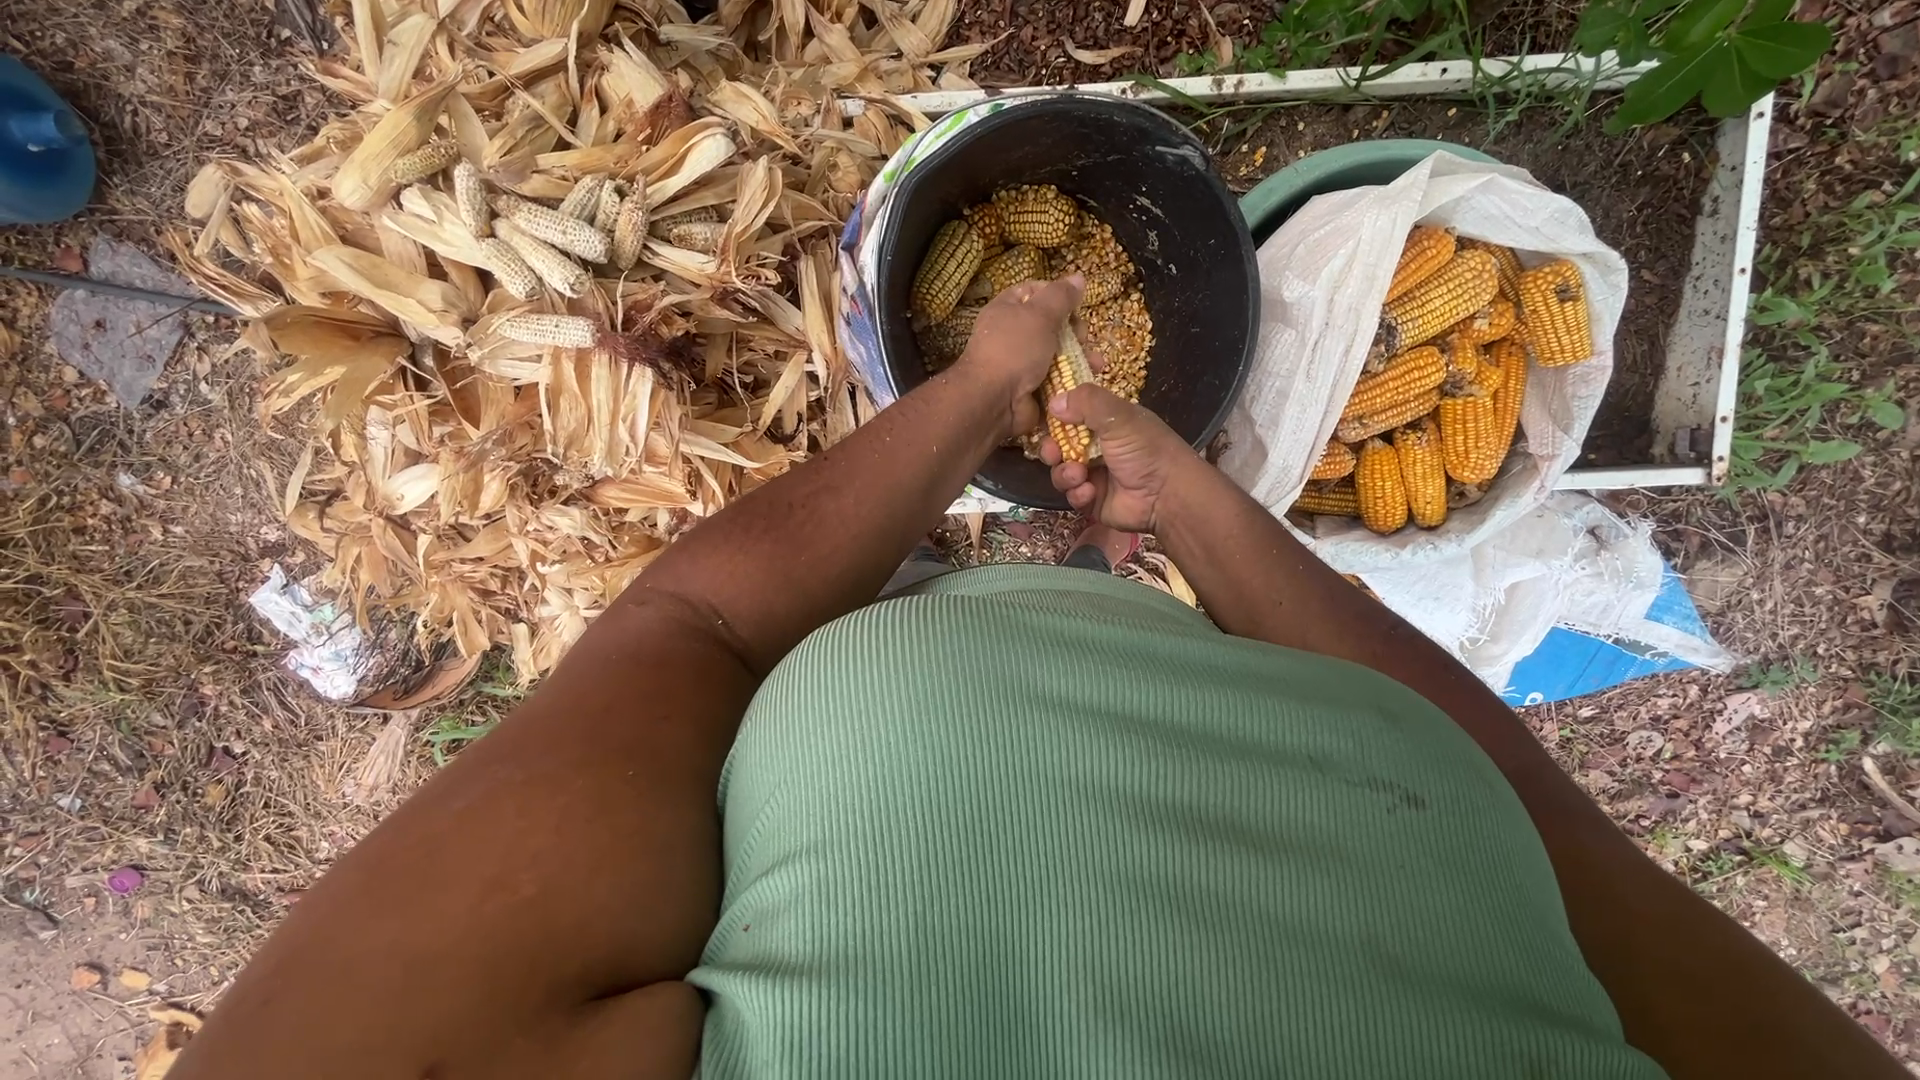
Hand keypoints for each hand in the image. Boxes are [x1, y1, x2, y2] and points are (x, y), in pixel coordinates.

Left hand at [953, 274, 1084, 439]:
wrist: (994, 401)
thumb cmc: (1014, 349)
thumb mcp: (1040, 314)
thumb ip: (1061, 296)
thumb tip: (1078, 276)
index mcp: (1007, 310)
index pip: (1034, 293)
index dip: (1057, 296)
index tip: (1076, 306)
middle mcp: (1012, 335)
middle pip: (1051, 326)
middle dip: (1074, 332)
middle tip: (1084, 340)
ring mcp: (1021, 364)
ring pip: (1058, 355)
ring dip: (1080, 359)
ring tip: (1096, 364)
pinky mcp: (1031, 389)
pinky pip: (1056, 380)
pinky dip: (1071, 381)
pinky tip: (1085, 383)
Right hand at [1040, 384, 1200, 534]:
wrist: (1166, 495)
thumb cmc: (1145, 449)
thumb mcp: (1119, 417)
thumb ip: (1087, 403)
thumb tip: (1054, 403)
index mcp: (1106, 423)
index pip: (1072, 415)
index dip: (1057, 418)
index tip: (1046, 420)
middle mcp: (1097, 447)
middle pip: (1060, 446)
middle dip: (1052, 449)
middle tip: (1054, 453)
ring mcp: (1094, 475)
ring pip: (1062, 472)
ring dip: (1065, 474)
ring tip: (1079, 475)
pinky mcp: (1093, 500)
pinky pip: (1072, 496)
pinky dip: (1078, 494)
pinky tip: (1090, 492)